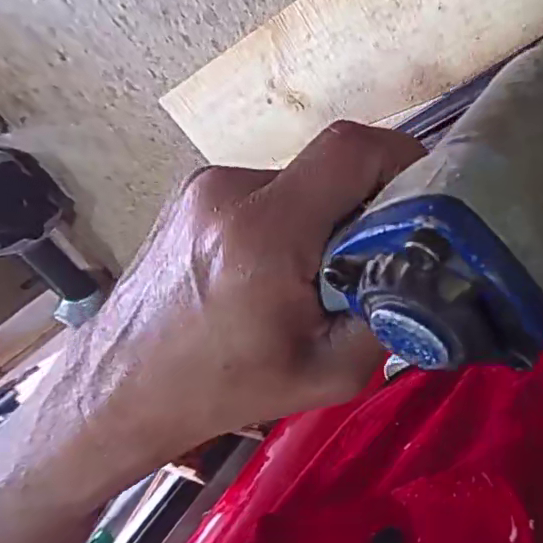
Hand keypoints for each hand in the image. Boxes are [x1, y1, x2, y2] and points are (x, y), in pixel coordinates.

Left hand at [44, 121, 424, 481]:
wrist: (114, 392)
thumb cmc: (220, 390)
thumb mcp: (328, 375)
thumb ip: (389, 317)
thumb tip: (429, 275)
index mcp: (266, 234)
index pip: (351, 150)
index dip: (403, 156)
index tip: (428, 193)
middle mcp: (232, 191)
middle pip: (332, 163)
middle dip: (370, 198)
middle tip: (379, 251)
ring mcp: (206, 184)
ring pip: (303, 178)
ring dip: (329, 213)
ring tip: (318, 271)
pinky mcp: (195, 191)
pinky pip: (271, 188)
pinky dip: (294, 217)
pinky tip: (277, 266)